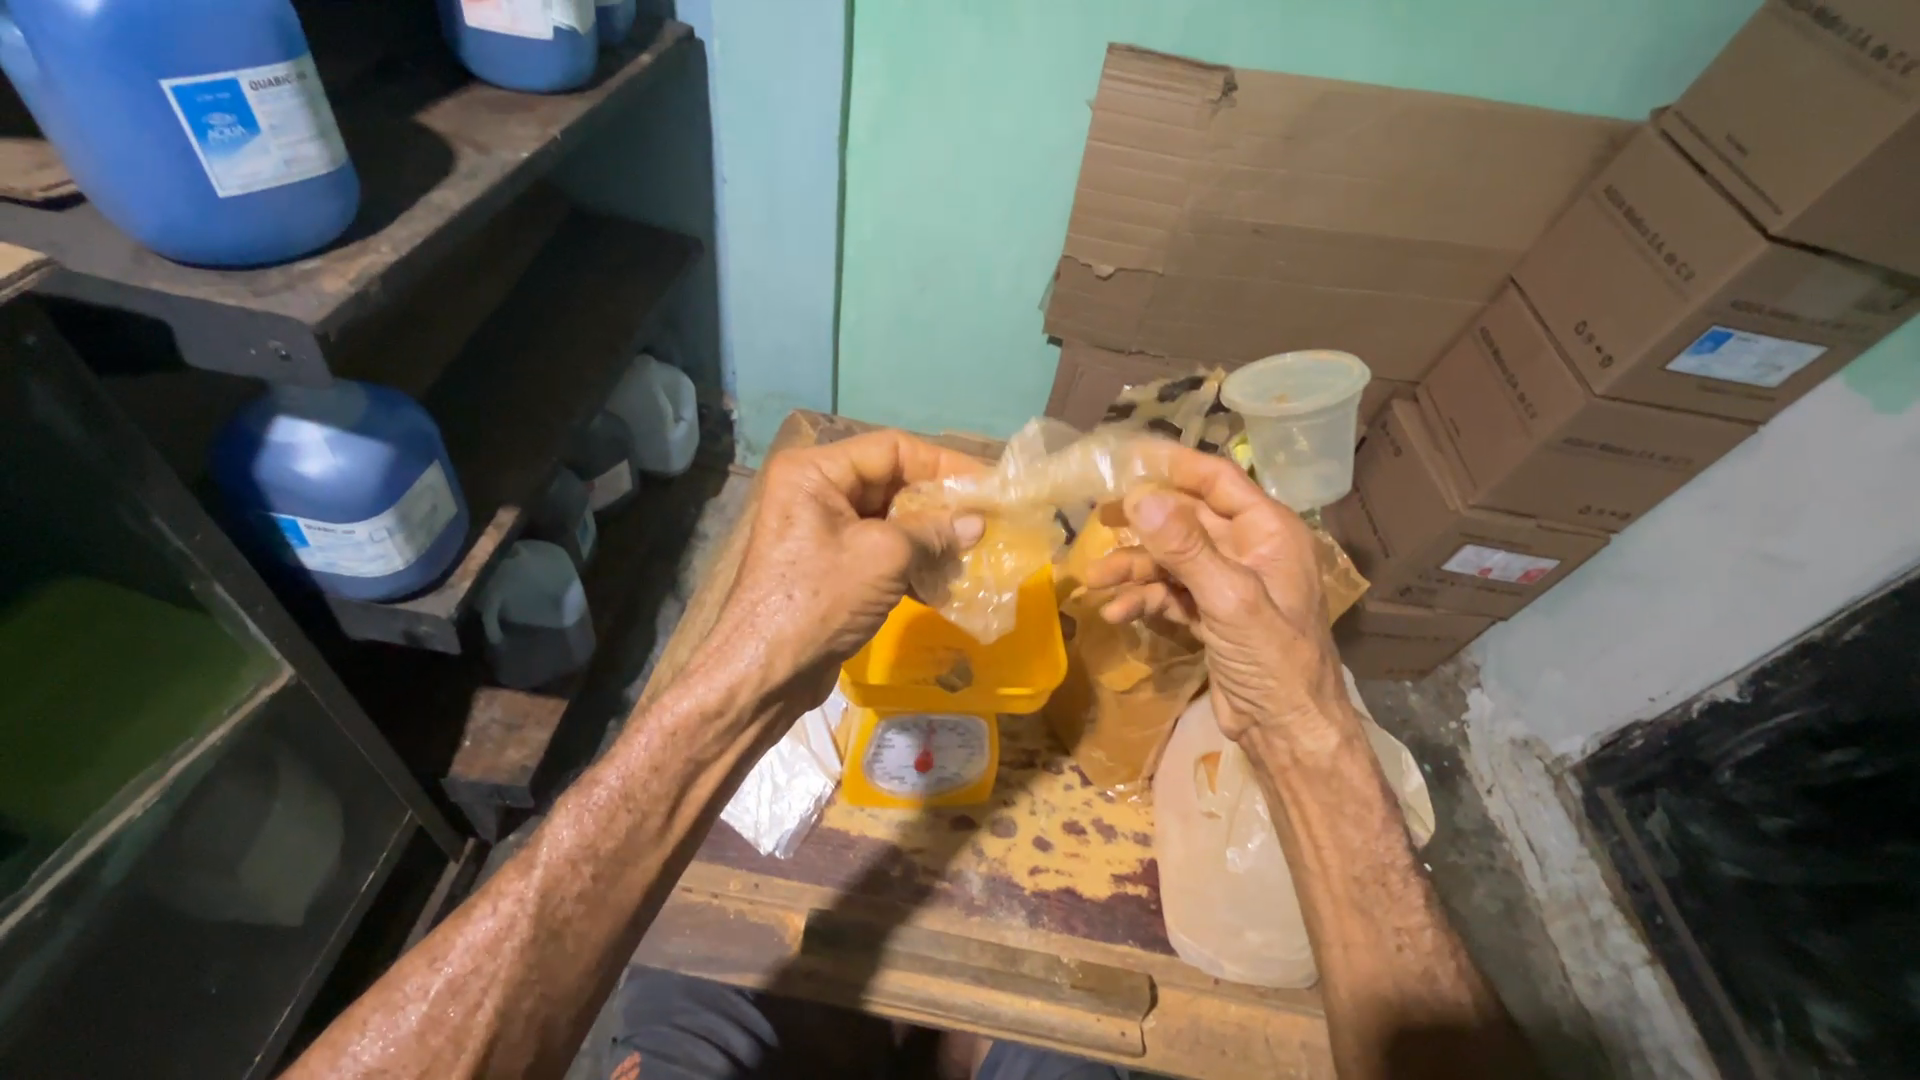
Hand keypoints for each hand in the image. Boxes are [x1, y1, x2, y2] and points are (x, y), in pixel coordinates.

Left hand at [703, 430, 984, 723]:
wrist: (765, 673)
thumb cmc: (820, 599)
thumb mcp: (885, 556)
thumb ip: (935, 532)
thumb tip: (977, 524)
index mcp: (816, 472)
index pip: (891, 448)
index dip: (942, 464)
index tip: (984, 486)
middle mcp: (815, 492)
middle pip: (891, 483)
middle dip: (938, 506)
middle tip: (983, 522)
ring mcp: (821, 531)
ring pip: (889, 520)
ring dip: (929, 539)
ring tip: (967, 558)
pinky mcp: (830, 567)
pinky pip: (879, 551)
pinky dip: (910, 563)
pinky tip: (940, 586)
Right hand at [1081, 444, 1353, 754]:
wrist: (1287, 731)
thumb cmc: (1275, 660)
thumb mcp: (1230, 599)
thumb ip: (1185, 548)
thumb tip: (1139, 498)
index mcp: (1268, 532)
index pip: (1217, 481)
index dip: (1173, 465)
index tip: (1126, 457)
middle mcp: (1248, 550)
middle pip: (1185, 520)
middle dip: (1141, 523)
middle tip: (1097, 517)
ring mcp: (1226, 584)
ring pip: (1171, 560)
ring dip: (1134, 568)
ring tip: (1095, 578)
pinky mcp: (1210, 615)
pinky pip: (1170, 594)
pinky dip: (1143, 599)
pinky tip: (1116, 612)